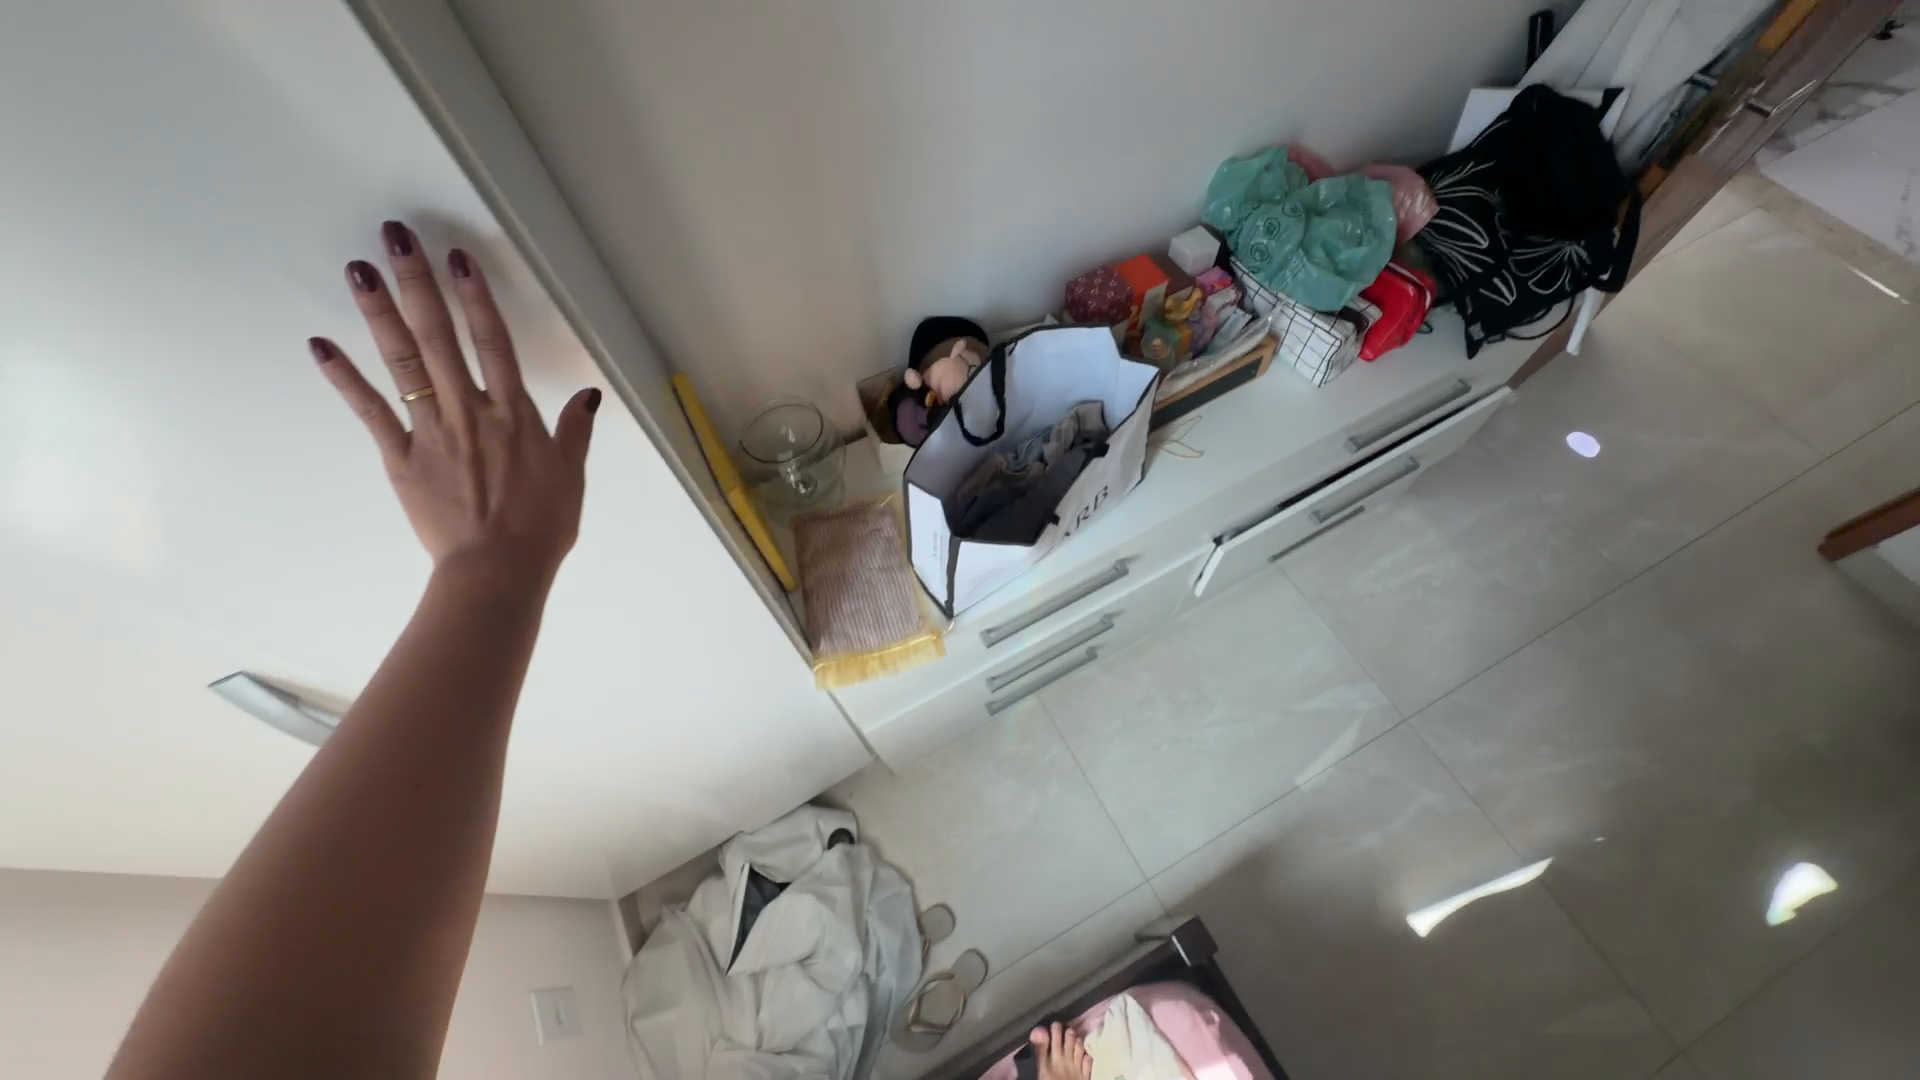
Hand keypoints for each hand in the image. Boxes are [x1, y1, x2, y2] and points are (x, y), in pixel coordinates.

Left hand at [308, 221, 600, 583]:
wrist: (498, 569)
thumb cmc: (543, 524)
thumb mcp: (572, 476)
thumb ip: (575, 431)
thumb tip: (587, 394)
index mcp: (516, 414)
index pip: (494, 342)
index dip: (476, 298)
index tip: (458, 260)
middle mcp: (472, 410)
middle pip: (441, 337)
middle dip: (419, 284)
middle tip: (397, 237)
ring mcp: (432, 431)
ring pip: (403, 362)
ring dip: (381, 314)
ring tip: (360, 270)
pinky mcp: (401, 457)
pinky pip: (370, 411)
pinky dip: (345, 378)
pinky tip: (321, 344)